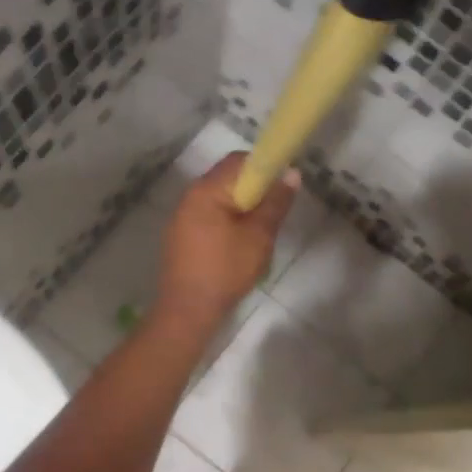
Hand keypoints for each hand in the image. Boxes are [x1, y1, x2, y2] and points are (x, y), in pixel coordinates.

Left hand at [154, 152, 298, 329]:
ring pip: (219, 200)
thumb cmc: (225, 270)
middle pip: (227, 179)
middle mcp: (189, 197)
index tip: (282, 187)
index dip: (264, 167)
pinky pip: (208, 217)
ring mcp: (181, 217)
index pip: (238, 160)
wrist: (187, 311)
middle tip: (273, 214)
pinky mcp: (180, 237)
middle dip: (254, 191)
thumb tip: (291, 173)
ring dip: (241, 209)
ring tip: (257, 234)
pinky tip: (237, 248)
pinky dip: (226, 223)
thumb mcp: (259, 237)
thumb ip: (275, 203)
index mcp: (206, 190)